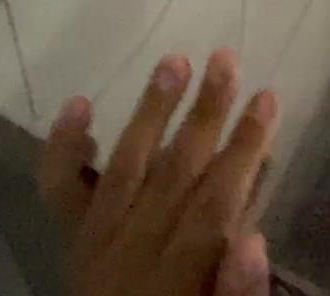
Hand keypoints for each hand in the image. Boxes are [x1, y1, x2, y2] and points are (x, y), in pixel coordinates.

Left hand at [38, 49, 275, 295]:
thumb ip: (237, 293)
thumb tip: (254, 239)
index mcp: (176, 278)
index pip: (216, 202)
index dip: (246, 146)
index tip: (268, 94)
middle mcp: (132, 254)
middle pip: (174, 173)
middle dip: (205, 112)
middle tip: (226, 58)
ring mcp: (96, 245)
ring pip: (126, 169)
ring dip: (150, 112)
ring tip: (173, 61)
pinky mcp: (73, 241)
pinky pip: (61, 194)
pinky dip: (63, 148)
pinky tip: (77, 102)